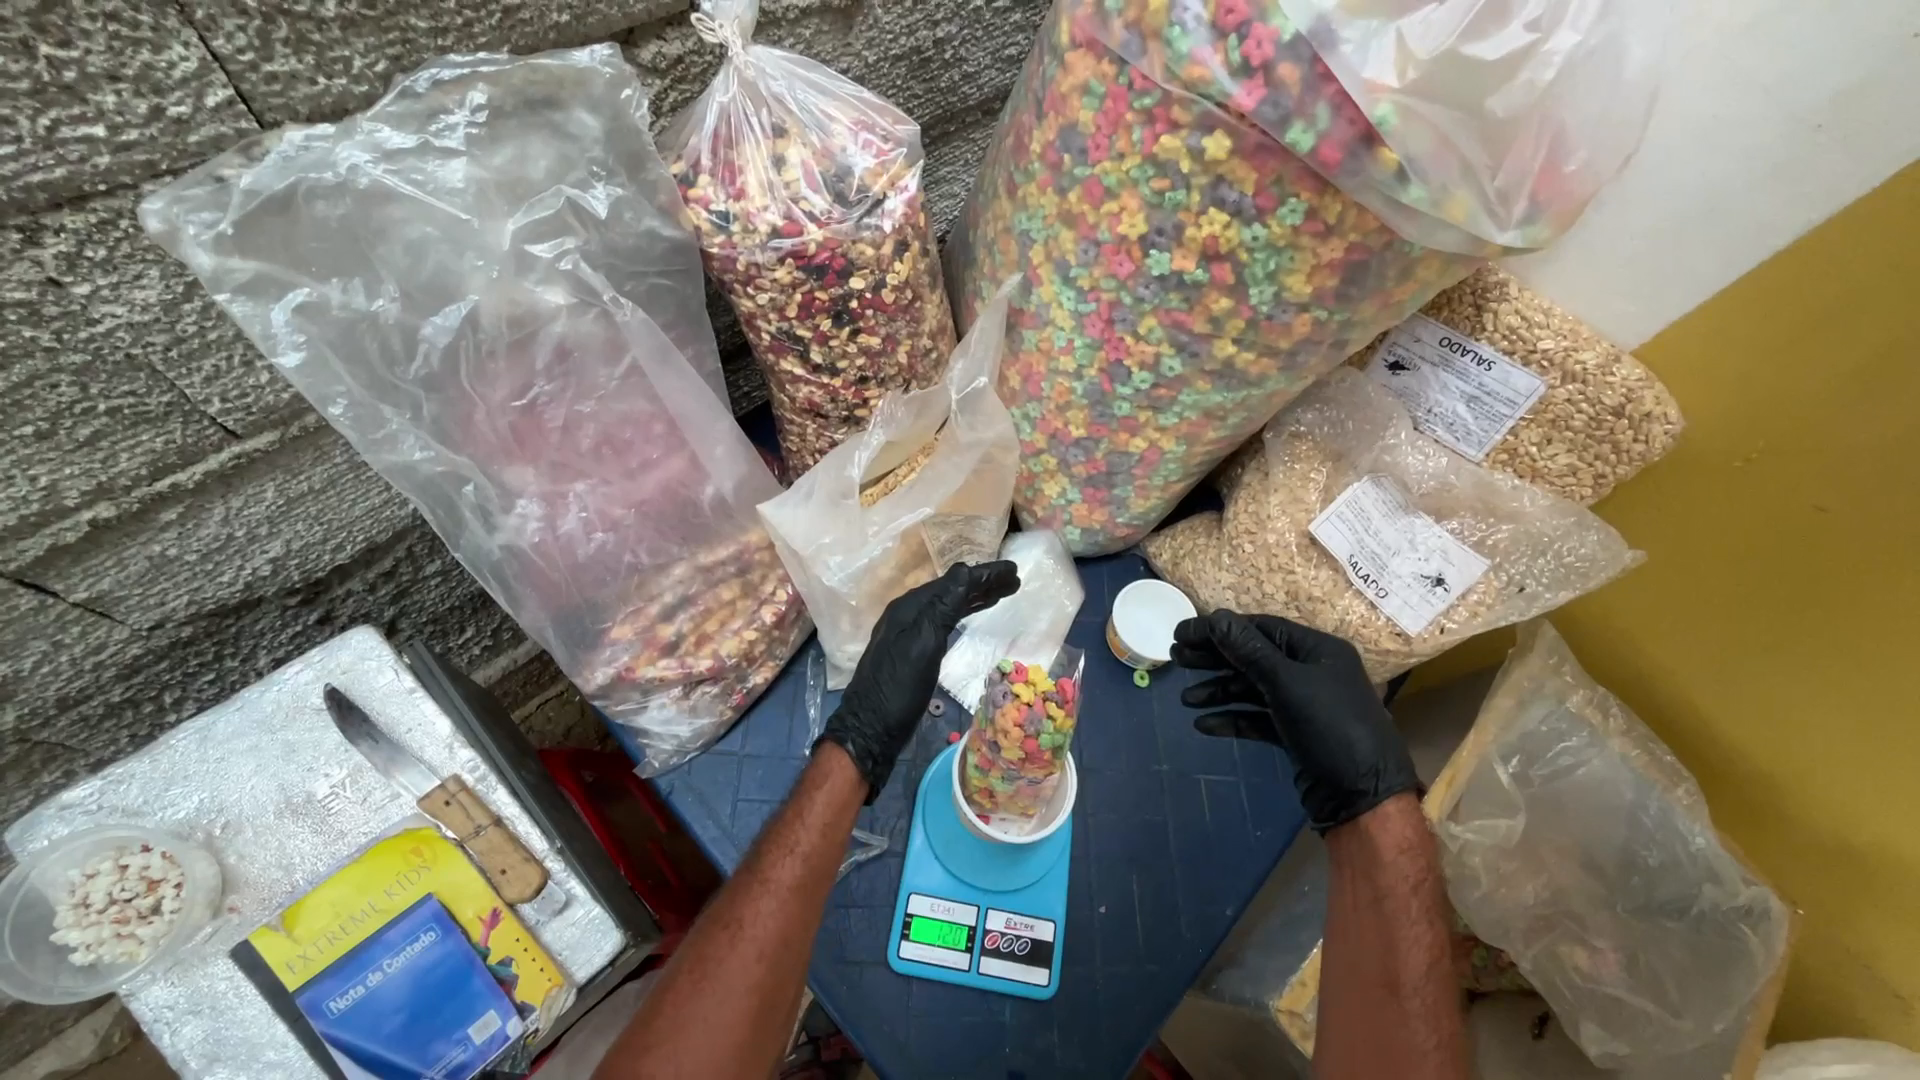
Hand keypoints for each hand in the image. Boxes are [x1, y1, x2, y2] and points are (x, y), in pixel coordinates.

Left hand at [817, 560, 1020, 799]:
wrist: (870, 729)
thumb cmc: (899, 688)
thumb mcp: (924, 644)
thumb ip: (943, 607)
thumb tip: (965, 570)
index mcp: (910, 607)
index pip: (954, 581)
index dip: (984, 575)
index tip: (1014, 571)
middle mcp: (908, 614)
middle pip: (951, 590)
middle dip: (983, 583)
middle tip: (1014, 581)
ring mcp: (909, 633)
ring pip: (948, 605)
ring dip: (975, 598)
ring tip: (1002, 595)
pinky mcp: (913, 651)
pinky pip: (944, 621)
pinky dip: (962, 614)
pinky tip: (971, 617)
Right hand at [1172, 610, 1418, 833]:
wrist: (1363, 798)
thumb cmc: (1330, 728)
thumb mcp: (1287, 683)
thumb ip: (1249, 651)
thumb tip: (1216, 618)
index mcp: (1317, 650)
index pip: (1260, 628)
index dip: (1219, 629)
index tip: (1182, 633)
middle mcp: (1312, 672)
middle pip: (1253, 657)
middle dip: (1214, 658)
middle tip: (1176, 658)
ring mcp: (1304, 705)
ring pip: (1252, 689)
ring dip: (1219, 691)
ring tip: (1186, 699)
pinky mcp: (1296, 734)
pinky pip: (1257, 718)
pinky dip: (1232, 719)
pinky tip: (1205, 725)